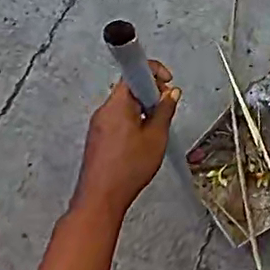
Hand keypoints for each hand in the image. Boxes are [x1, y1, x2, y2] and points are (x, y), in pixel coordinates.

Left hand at [71, 61, 179, 220]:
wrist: (101, 199)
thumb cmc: (125, 171)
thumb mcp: (156, 137)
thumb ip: (165, 110)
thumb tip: (171, 94)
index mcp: (118, 104)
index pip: (134, 71)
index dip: (154, 71)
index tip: (166, 79)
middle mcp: (105, 110)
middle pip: (130, 87)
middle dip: (151, 93)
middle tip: (164, 108)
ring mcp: (99, 124)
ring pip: (125, 104)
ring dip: (142, 108)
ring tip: (154, 129)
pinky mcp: (98, 136)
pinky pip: (118, 118)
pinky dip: (132, 120)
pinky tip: (141, 140)